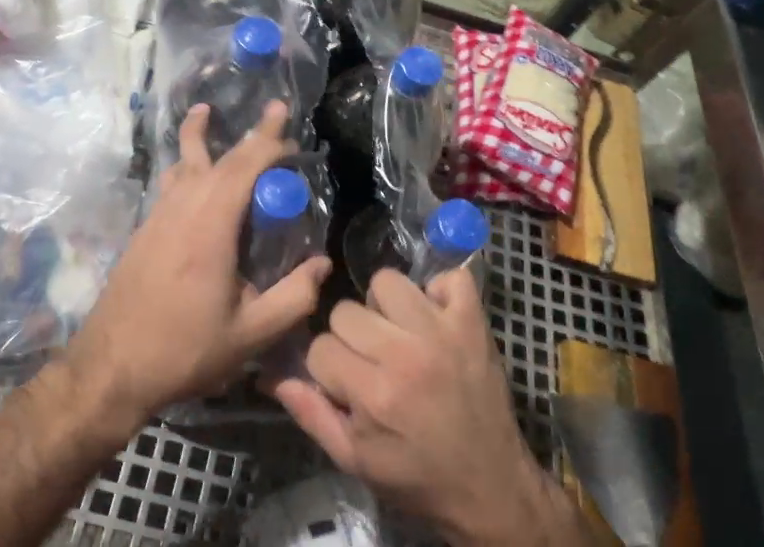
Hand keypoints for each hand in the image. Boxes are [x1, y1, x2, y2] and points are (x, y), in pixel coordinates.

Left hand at [65, 101, 330, 424]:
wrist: (109, 368)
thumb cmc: (183, 351)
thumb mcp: (249, 335)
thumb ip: (292, 298)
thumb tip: (322, 265)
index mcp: (210, 228)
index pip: (244, 168)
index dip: (269, 144)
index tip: (291, 130)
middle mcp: (182, 211)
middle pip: (217, 159)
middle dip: (249, 134)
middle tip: (273, 110)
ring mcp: (157, 218)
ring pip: (182, 164)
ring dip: (199, 137)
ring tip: (204, 112)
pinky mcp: (144, 232)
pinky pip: (170, 184)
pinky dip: (185, 164)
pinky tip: (189, 172)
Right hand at [273, 269, 582, 546]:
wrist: (490, 486)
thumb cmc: (417, 477)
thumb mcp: (356, 460)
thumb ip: (312, 415)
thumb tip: (273, 377)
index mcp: (375, 393)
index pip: (320, 347)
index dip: (327, 369)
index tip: (347, 388)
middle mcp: (406, 353)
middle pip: (346, 311)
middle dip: (351, 339)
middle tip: (373, 365)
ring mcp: (443, 331)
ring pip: (387, 282)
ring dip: (386, 308)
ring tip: (399, 337)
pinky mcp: (474, 322)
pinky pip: (449, 278)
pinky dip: (439, 292)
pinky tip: (434, 320)